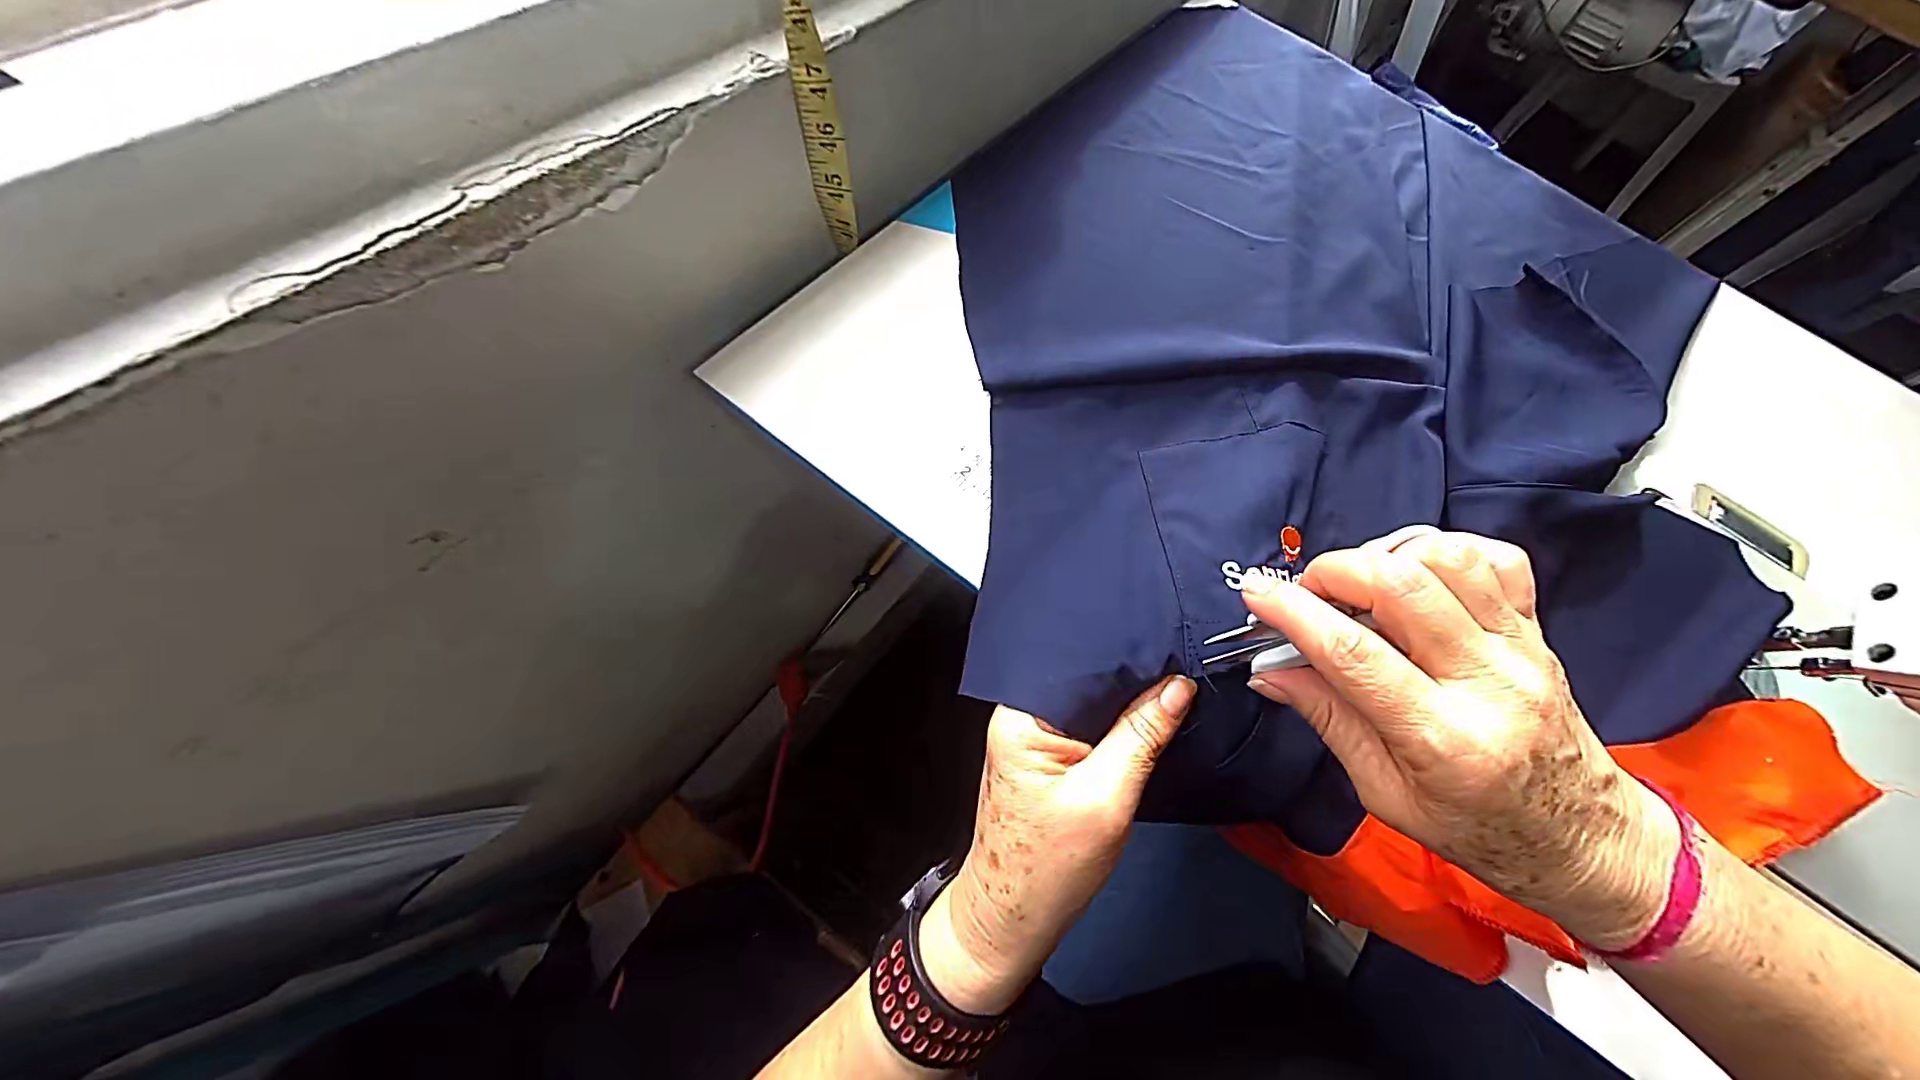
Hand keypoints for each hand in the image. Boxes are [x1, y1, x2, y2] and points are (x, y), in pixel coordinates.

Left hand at [916, 676, 1193, 1013]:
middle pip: (1086, 681)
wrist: (1013, 918)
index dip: (1129, 662)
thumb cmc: (1044, 869)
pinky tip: (1139, 733)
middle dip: (1130, 684)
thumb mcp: (1105, 799)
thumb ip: (1141, 737)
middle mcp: (1020, 717)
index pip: (1082, 665)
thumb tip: (1175, 689)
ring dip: (1126, 709)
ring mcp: (1031, 736)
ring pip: (1090, 704)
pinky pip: (1087, 727)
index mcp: (1021, 716)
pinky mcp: (1045, 755)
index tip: (1173, 662)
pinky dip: (1115, 730)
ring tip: (1164, 707)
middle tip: (1177, 686)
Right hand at [1239, 526, 1676, 949]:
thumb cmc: (1477, 827)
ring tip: (1356, 584)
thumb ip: (1326, 717)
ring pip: (1447, 561)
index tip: (1256, 593)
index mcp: (1443, 739)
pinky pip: (1495, 560)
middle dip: (1334, 571)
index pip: (1353, 652)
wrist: (1585, 840)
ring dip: (1383, 557)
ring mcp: (1522, 651)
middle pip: (1402, 588)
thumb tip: (1268, 671)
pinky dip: (1441, 551)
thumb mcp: (1382, 790)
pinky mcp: (1538, 632)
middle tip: (1305, 591)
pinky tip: (1411, 574)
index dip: (1293, 613)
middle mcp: (1489, 684)